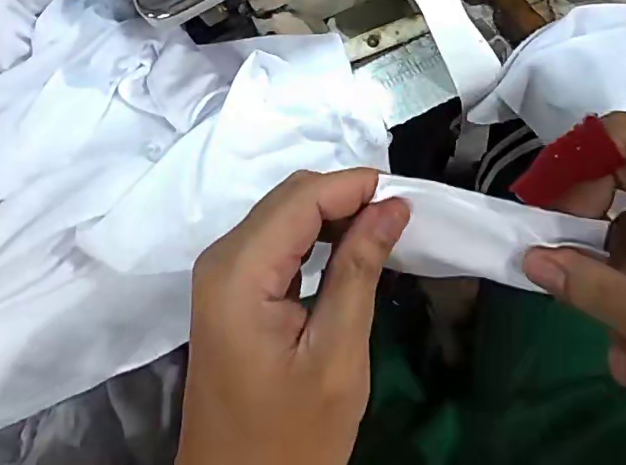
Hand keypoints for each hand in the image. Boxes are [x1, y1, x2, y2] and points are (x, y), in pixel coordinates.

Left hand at [178, 169, 409, 464]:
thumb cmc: (290, 441)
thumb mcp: (337, 360)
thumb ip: (360, 271)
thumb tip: (391, 207)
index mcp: (239, 270)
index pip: (300, 198)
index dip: (352, 185)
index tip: (403, 192)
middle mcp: (222, 256)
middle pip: (288, 198)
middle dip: (343, 196)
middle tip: (397, 213)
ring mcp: (222, 269)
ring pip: (282, 212)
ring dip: (331, 212)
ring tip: (380, 227)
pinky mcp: (230, 285)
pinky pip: (275, 239)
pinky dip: (313, 234)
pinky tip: (347, 247)